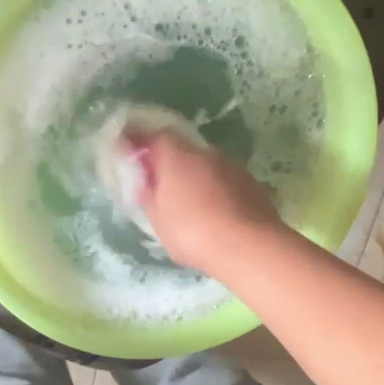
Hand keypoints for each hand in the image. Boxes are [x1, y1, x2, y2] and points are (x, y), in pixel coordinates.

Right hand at [124, 129, 287, 273]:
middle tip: (161, 188)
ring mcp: (233, 166)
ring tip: (190, 207)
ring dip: (196, 180)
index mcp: (177, 157)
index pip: (156, 137)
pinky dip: (216, 192)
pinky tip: (215, 215)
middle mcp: (206, 154)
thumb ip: (148, 195)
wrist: (248, 247)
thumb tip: (143, 181)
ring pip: (206, 167)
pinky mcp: (252, 183)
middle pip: (183, 151)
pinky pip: (225, 182)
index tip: (131, 150)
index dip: (143, 142)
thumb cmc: (192, 233)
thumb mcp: (158, 220)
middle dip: (171, 165)